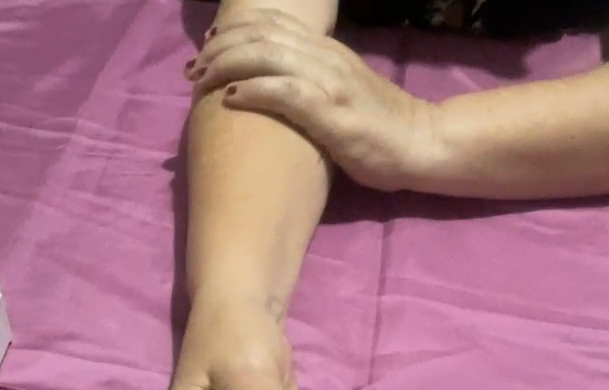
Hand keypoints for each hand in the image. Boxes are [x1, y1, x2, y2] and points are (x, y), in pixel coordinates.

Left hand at [187, 9, 441, 191]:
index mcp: (326, 51)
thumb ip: (310, 88)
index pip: (273, 26)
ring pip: (267, 56)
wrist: (417, 144)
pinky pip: (285, 92)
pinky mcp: (331, 112)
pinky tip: (229, 96)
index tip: (207, 45)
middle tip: (191, 67)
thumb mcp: (339, 97)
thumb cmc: (375, 130)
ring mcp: (328, 82)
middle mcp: (324, 57)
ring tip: (199, 79)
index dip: (235, 31)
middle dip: (220, 46)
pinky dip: (253, 90)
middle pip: (262, 35)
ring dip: (227, 64)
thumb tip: (276, 94)